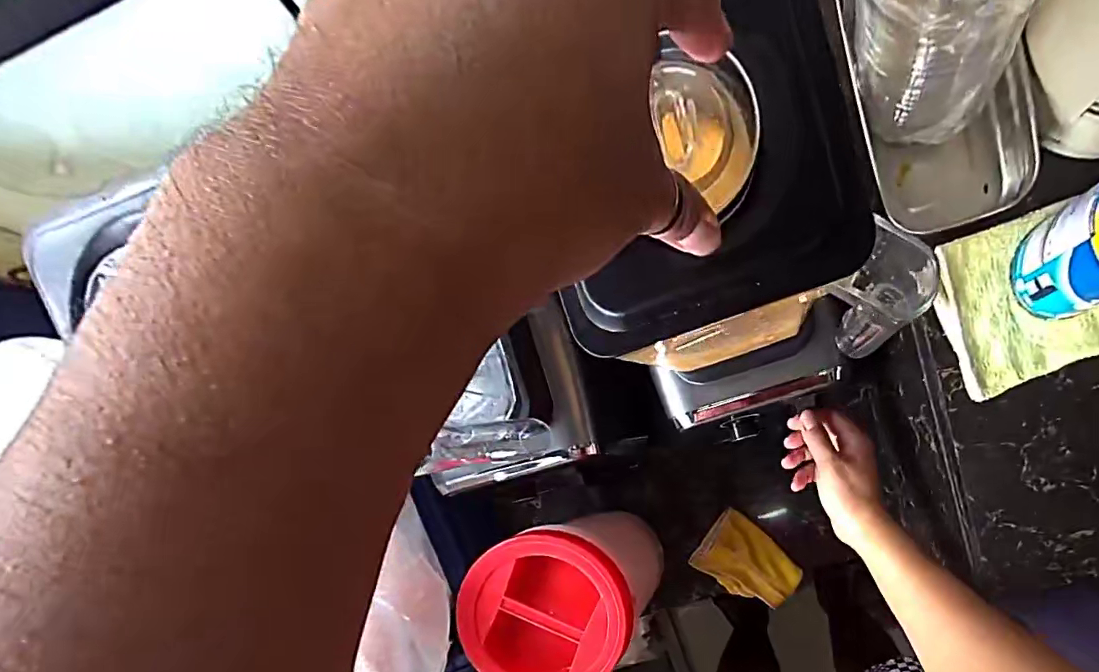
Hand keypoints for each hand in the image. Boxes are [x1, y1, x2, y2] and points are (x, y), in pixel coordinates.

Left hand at [251, 0, 727, 300]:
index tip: (704, 41)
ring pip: (511, 7)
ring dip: (537, 38)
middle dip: (610, 33)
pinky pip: (442, 18)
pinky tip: (473, 107)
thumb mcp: (633, 200)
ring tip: (538, 108)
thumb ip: (673, 197)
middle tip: (617, 81)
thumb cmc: (533, 190)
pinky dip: (466, 46)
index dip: (700, 20)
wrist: (394, 210)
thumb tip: (693, 223)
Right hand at [782, 408, 892, 549]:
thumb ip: (815, 437)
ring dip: (802, 458)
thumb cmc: (849, 495)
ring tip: (788, 464)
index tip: (793, 423)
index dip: (810, 418)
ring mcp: (846, 464)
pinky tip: (798, 483)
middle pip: (823, 434)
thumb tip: (807, 417)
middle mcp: (852, 449)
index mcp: (854, 439)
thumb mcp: (827, 462)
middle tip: (788, 444)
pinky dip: (808, 473)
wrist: (860, 524)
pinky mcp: (840, 479)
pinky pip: (821, 469)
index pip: (831, 417)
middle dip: (803, 439)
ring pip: (819, 452)